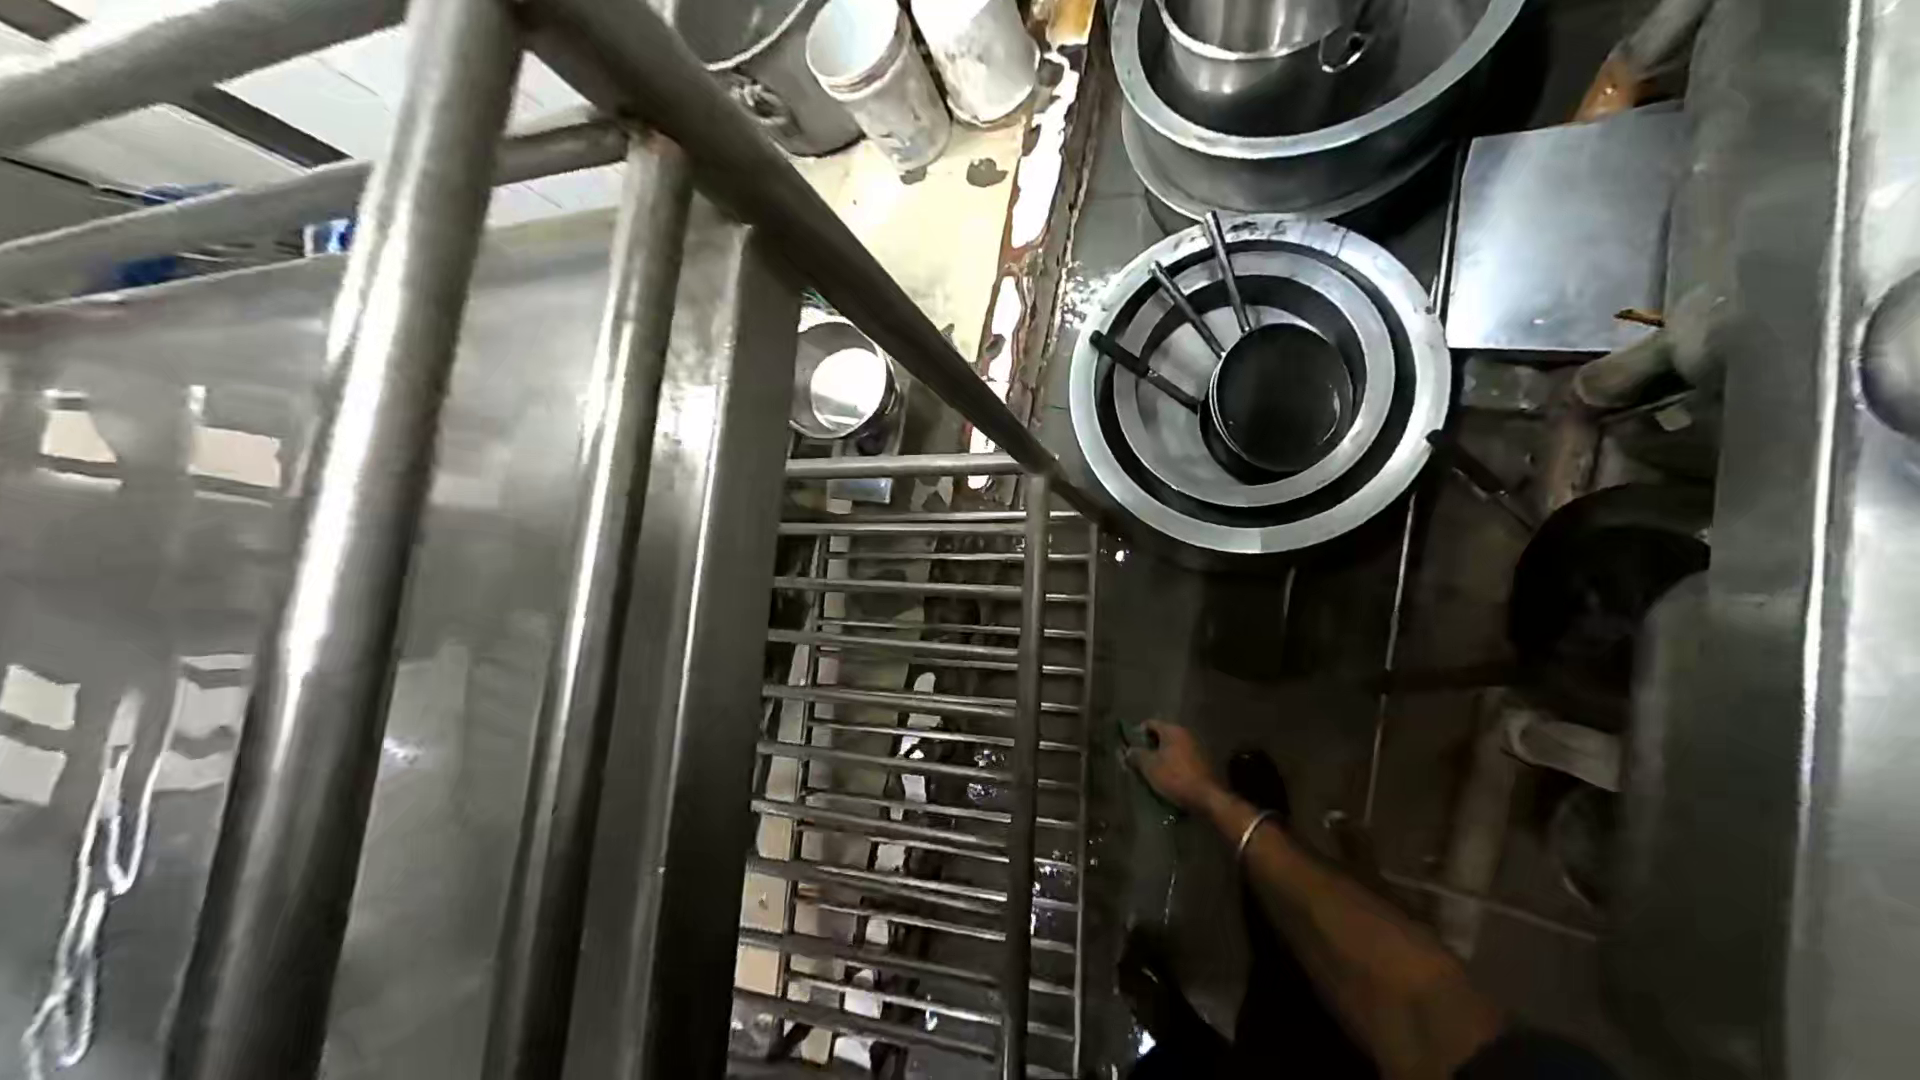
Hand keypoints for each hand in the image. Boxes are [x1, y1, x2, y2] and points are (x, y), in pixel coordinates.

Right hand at [1125, 720, 1226, 815]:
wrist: (1207, 798)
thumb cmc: (1175, 777)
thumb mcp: (1149, 766)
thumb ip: (1135, 755)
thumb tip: (1128, 750)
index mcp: (1172, 730)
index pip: (1150, 723)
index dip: (1137, 733)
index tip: (1130, 747)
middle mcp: (1186, 734)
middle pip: (1161, 735)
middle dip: (1149, 747)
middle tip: (1139, 760)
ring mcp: (1197, 747)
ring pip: (1172, 748)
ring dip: (1161, 756)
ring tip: (1151, 771)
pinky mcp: (1203, 762)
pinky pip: (1182, 758)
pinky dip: (1173, 764)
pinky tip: (1167, 777)